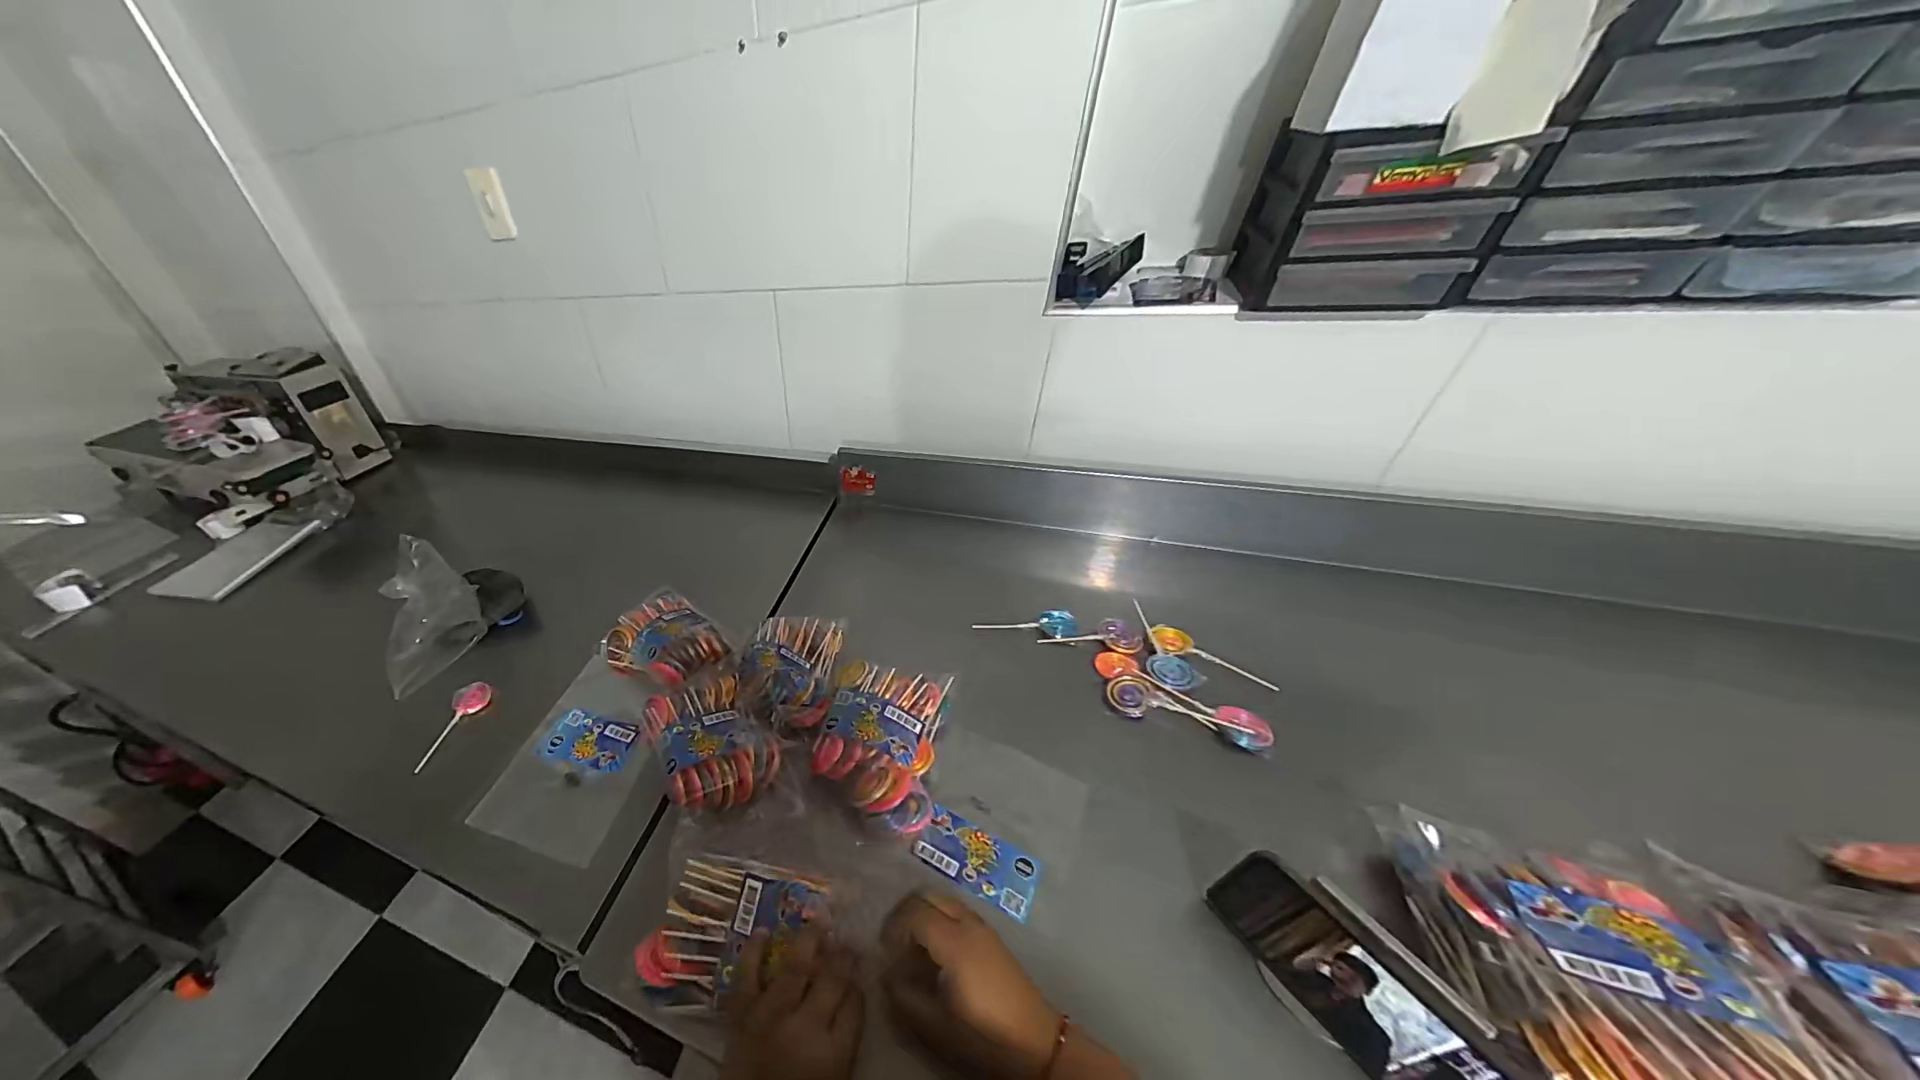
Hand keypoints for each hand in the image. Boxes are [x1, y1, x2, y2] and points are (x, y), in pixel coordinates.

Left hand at [719, 924, 863, 1079]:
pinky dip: (753, 952)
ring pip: (793, 968)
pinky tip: (763, 931)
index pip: (853, 997)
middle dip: (839, 950)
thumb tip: (855, 983)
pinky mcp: (740, 1018)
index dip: (857, 970)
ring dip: (807, 940)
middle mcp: (802, 1027)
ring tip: (815, 919)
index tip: (859, 950)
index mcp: (831, 1047)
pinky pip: (746, 978)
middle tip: (843, 928)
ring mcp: (768, 1018)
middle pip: (828, 977)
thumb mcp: (837, 1068)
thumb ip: (848, 1027)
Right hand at [881, 891, 1061, 1079]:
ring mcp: (982, 925)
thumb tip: (885, 973)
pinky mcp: (990, 934)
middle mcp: (969, 922)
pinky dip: (938, 918)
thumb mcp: (936, 1024)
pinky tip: (933, 951)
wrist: (1033, 1038)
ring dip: (923, 913)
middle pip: (929, 895)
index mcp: (955, 940)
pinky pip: (957, 911)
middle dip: (905, 912)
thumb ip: (904, 996)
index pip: (914, 913)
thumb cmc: (982, 1032)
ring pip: (944, 899)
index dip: (893, 928)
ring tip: (910, 947)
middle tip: (892, 942)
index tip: (883, 952)